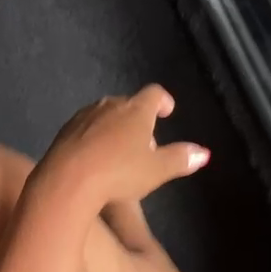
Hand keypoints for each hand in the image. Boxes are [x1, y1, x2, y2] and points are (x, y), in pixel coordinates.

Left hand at [30, 85, 207, 211]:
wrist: (67, 177)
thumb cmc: (118, 171)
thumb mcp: (156, 170)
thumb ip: (180, 159)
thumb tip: (203, 152)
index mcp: (136, 110)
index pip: (154, 94)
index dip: (163, 101)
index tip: (167, 111)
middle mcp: (110, 104)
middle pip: (129, 104)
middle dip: (139, 119)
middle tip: (146, 143)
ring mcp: (85, 115)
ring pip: (106, 114)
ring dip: (116, 127)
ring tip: (121, 152)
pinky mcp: (66, 128)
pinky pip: (87, 126)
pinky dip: (96, 136)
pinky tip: (96, 157)